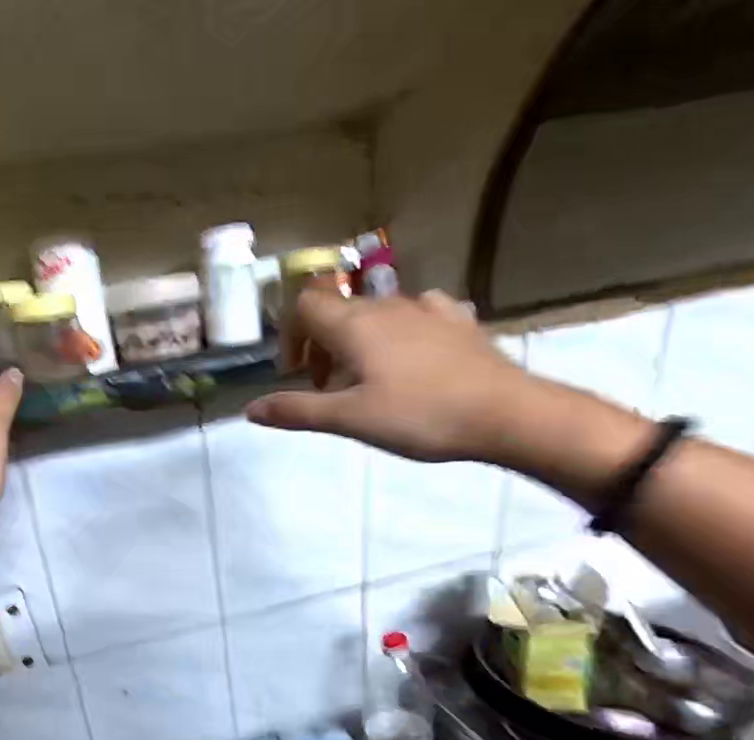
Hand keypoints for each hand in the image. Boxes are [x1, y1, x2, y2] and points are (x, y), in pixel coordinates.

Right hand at [248, 289, 528, 461]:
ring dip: (360, 341)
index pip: (304, 306)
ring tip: (370, 380)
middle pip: (338, 310)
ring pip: (377, 312)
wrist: (503, 412)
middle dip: (323, 345)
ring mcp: (426, 308)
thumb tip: (251, 409)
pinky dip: (402, 333)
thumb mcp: (351, 420)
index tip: (296, 374)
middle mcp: (386, 304)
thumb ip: (299, 410)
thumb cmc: (420, 416)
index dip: (291, 336)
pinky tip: (414, 358)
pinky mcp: (458, 320)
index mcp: (354, 324)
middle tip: (329, 388)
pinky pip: (418, 314)